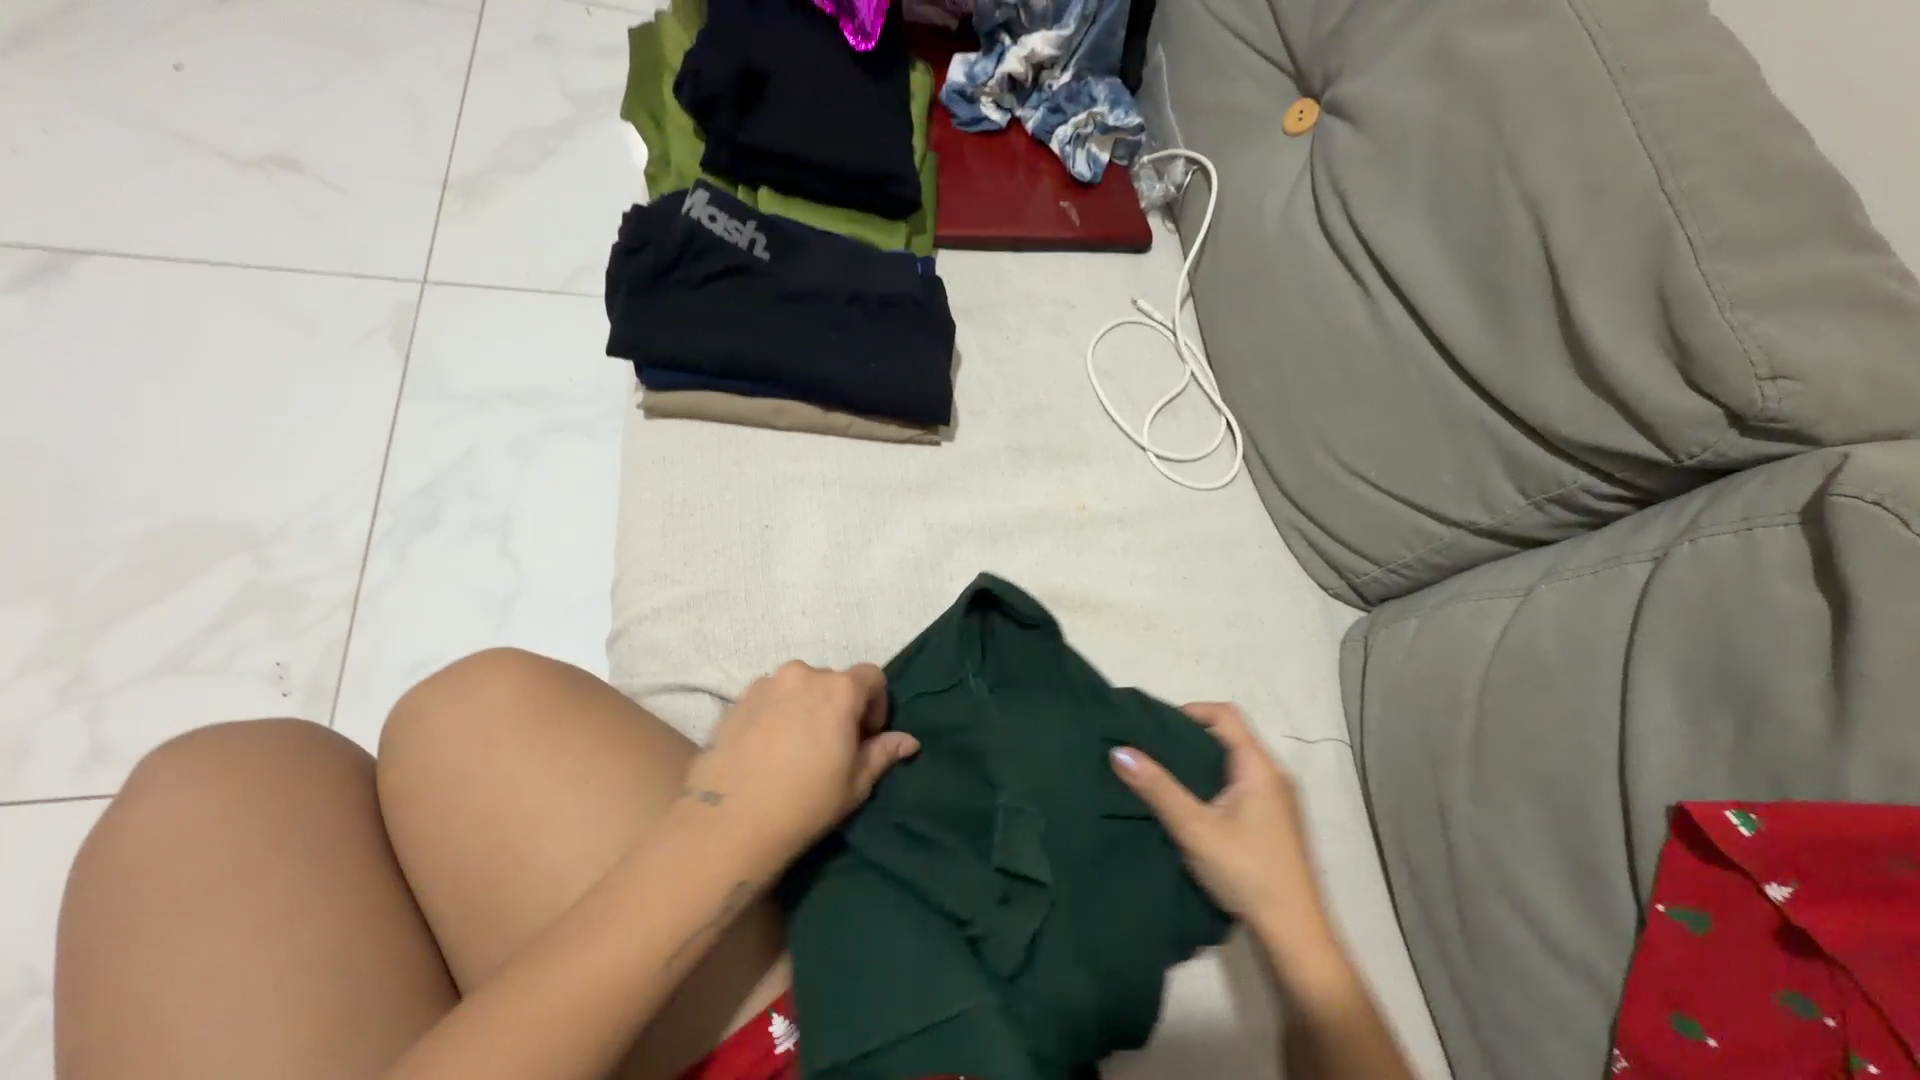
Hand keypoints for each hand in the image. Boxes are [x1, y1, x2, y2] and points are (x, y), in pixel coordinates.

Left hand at [682, 661, 919, 870]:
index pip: (872, 677)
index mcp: (839, 689)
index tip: (865, 737)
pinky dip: (777, 712)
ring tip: (797, 746)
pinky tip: (769, 749)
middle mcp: (802, 674)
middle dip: (839, 706)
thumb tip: (909, 741)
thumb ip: (883, 753)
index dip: (876, 705)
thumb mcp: (856, 783)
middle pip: (833, 680)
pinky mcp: (737, 699)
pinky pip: (770, 696)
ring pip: (799, 687)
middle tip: (832, 745)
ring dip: (806, 706)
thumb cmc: (806, 802)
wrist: (732, 821)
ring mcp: (766, 684)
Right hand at [1111, 703, 1329, 948]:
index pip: (1225, 714)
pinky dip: (1212, 787)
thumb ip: (1157, 788)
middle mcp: (1274, 776)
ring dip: (1199, 766)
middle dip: (1188, 739)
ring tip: (1162, 778)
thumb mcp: (1194, 828)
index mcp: (1259, 766)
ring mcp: (1278, 802)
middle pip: (1229, 737)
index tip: (1153, 727)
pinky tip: (1189, 809)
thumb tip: (1119, 751)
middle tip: (1150, 751)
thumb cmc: (1246, 871)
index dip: (1189, 711)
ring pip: (1233, 766)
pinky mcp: (1275, 824)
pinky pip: (1240, 788)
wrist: (1294, 932)